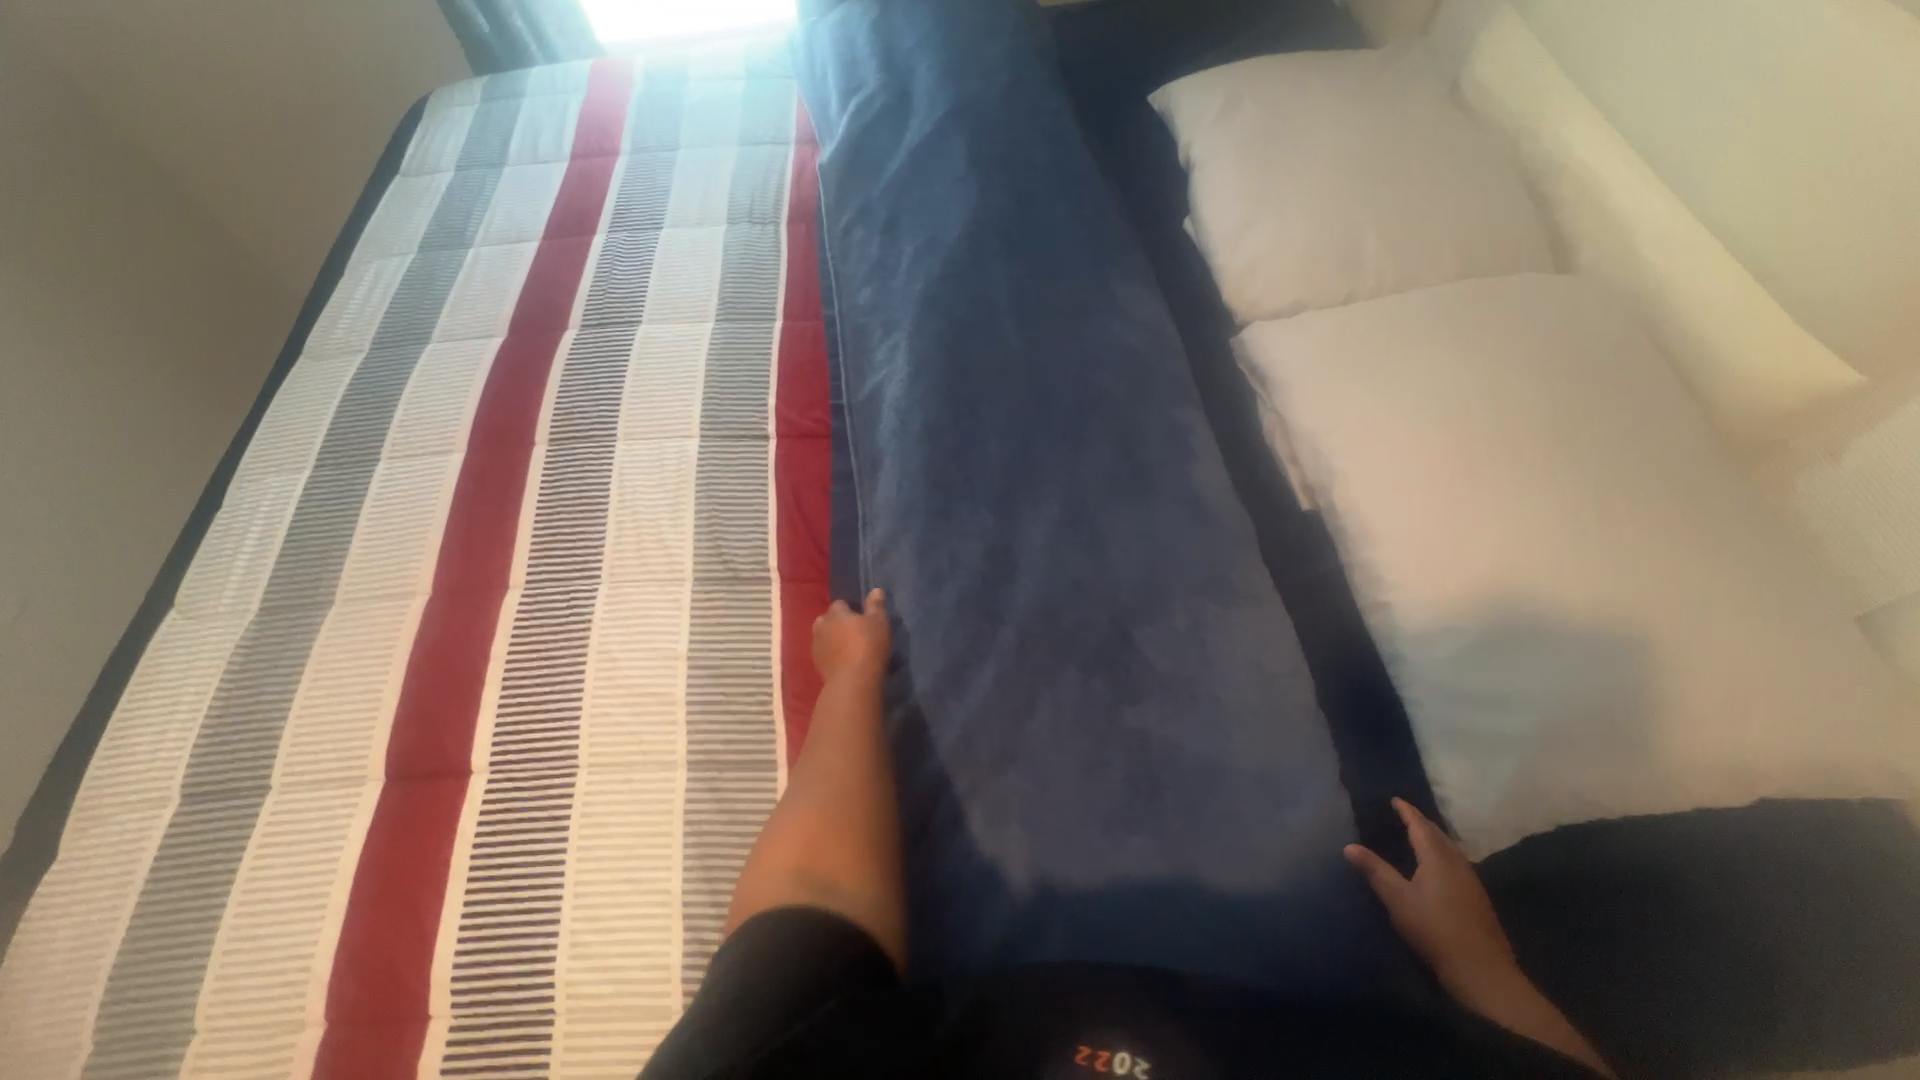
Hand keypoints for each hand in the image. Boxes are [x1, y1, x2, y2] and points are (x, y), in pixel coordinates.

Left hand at [812, 589, 891, 683]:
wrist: (853, 679)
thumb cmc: (869, 645)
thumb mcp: (879, 622)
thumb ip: (876, 606)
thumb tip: (876, 590)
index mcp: (836, 613)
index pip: (839, 604)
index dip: (849, 609)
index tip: (860, 616)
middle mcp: (822, 626)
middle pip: (826, 619)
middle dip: (835, 623)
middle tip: (851, 631)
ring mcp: (817, 646)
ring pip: (822, 637)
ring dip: (831, 639)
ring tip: (845, 647)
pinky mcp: (817, 664)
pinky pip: (823, 654)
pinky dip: (830, 654)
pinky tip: (841, 661)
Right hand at [1344, 798, 1518, 996]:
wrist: (1481, 969)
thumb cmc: (1434, 929)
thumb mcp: (1397, 899)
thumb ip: (1375, 870)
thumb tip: (1348, 846)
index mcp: (1438, 858)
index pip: (1420, 826)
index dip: (1407, 811)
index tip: (1395, 799)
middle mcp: (1457, 863)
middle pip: (1439, 835)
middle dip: (1421, 822)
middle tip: (1404, 815)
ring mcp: (1471, 881)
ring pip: (1450, 849)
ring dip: (1434, 839)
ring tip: (1418, 836)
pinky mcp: (1477, 898)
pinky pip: (1456, 863)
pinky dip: (1442, 855)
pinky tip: (1436, 868)